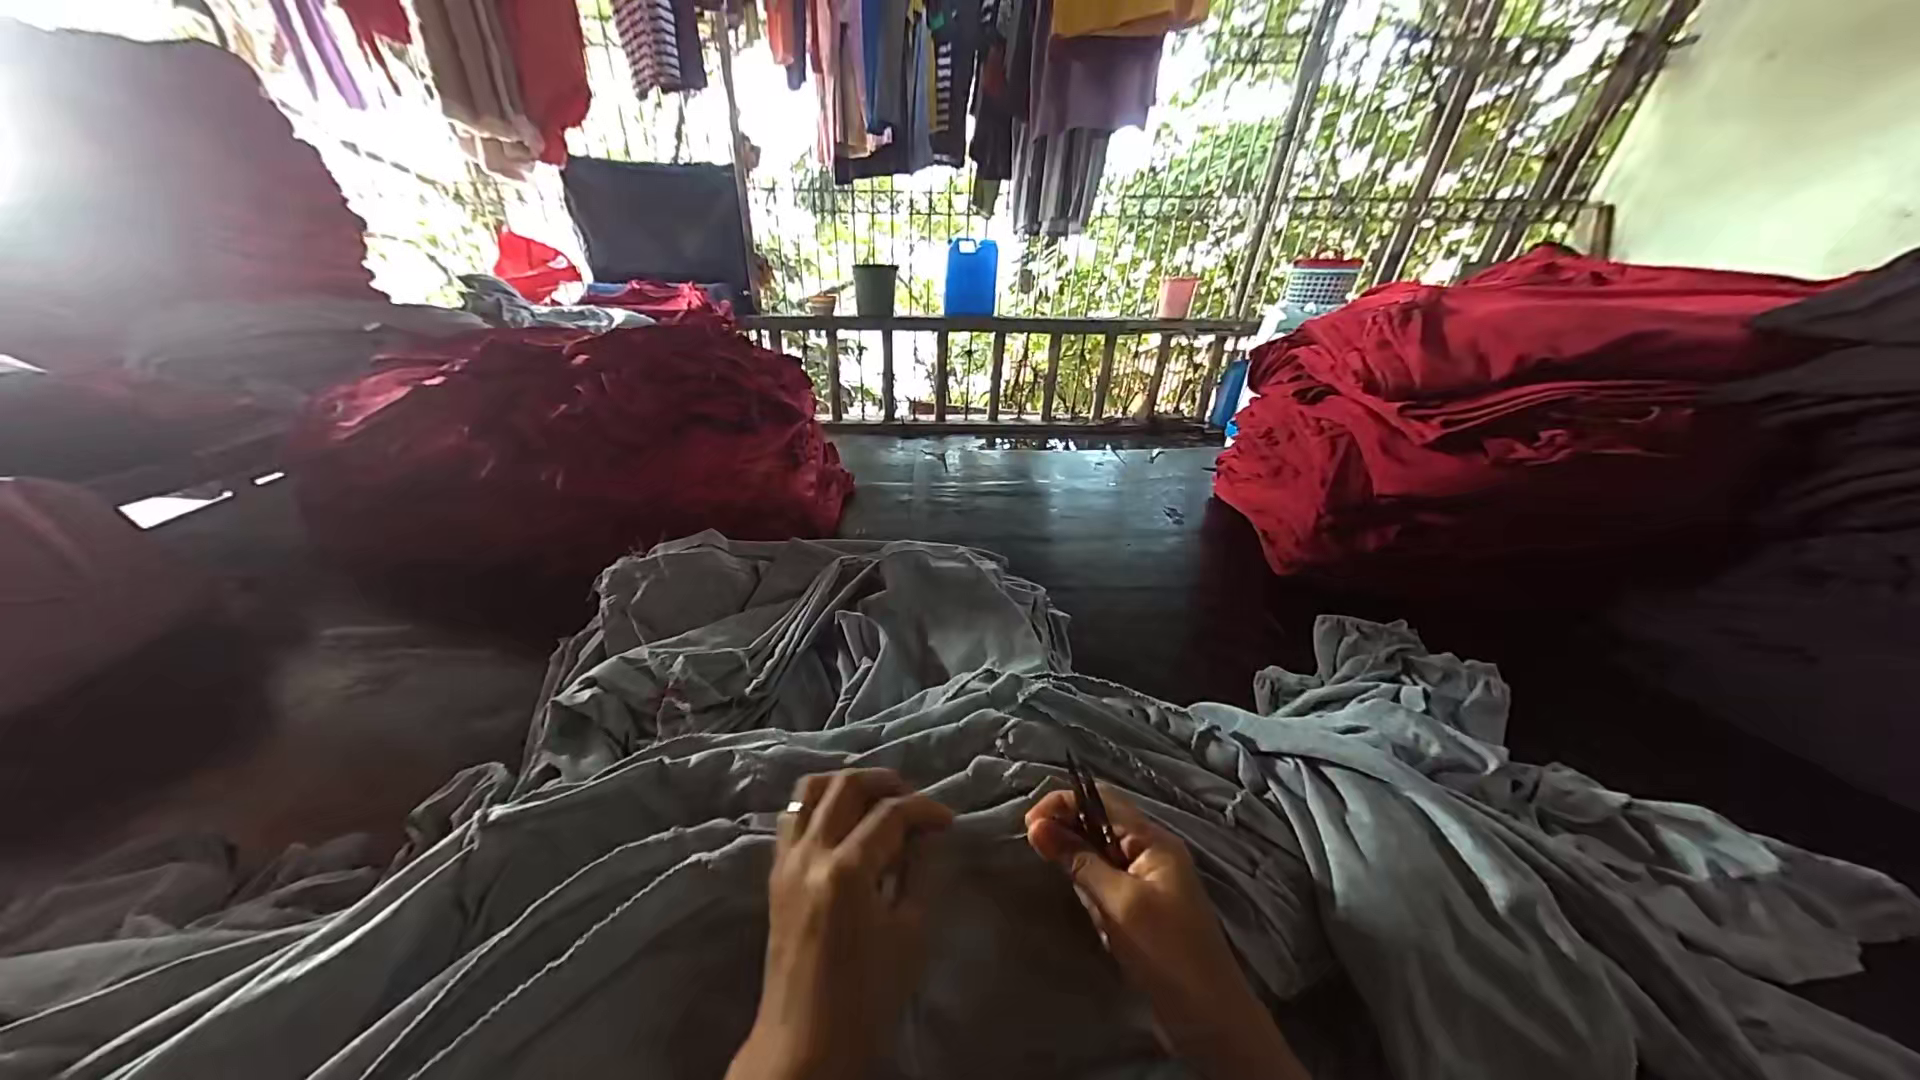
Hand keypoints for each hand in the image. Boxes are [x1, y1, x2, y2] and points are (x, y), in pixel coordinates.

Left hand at [728, 768, 954, 1079]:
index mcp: (847, 870)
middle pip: (847, 785)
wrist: (804, 1045)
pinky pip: (793, 815)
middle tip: (913, 801)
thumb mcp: (910, 932)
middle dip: (887, 782)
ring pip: (810, 789)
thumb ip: (920, 870)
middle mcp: (811, 853)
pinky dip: (820, 803)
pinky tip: (844, 821)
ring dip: (848, 784)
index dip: (925, 809)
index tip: (947, 820)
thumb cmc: (867, 996)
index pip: (891, 813)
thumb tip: (926, 831)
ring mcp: (786, 861)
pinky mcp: (775, 873)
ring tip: (876, 800)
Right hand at [1027, 783, 1308, 1079]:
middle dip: (1067, 831)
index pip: (1102, 801)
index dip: (1064, 803)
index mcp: (1153, 840)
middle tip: (1036, 848)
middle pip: (1099, 822)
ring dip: (1079, 863)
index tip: (1029, 824)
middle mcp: (1151, 851)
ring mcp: (1147, 880)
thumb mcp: (1120, 903)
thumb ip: (1079, 861)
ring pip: (1099, 853)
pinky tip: (1089, 909)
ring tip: (1067, 883)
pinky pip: (1106, 882)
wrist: (1213, 1023)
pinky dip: (1091, 888)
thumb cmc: (1168, 953)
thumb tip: (1037, 826)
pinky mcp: (1142, 907)